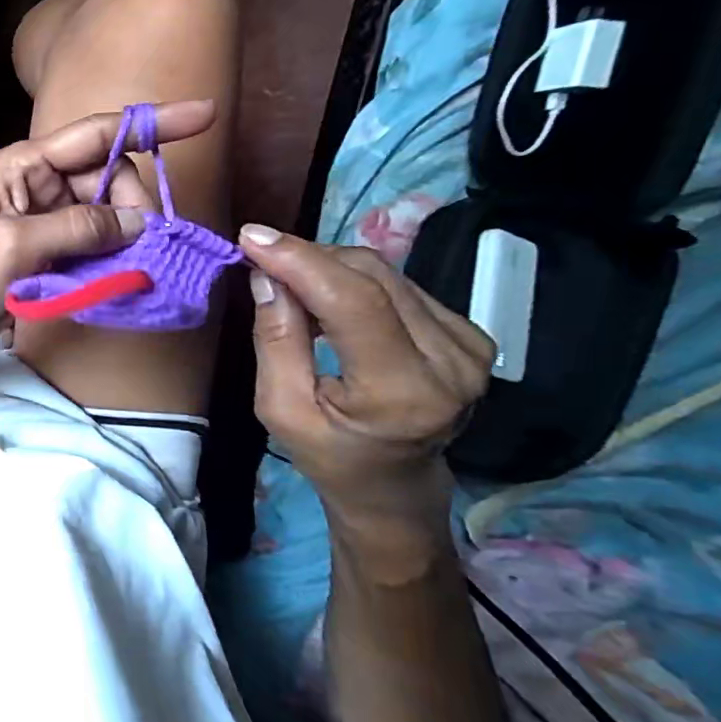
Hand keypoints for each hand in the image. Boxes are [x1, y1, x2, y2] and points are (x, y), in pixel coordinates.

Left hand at [0, 100, 217, 352]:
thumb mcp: (15, 245)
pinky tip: (123, 269)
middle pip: (109, 174)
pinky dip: (115, 251)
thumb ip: (78, 227)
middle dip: (133, 202)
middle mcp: (38, 182)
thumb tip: (137, 222)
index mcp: (23, 165)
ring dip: (128, 231)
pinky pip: (97, 238)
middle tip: (143, 242)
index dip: (149, 123)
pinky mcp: (52, 246)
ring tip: (134, 260)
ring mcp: (46, 215)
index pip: (95, 134)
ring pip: (108, 210)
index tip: (204, 114)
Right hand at [240, 226, 494, 521]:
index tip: (252, 237)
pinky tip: (325, 298)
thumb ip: (276, 340)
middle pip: (371, 278)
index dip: (301, 261)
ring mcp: (469, 346)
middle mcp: (451, 362)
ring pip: (385, 273)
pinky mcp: (468, 334)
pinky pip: (398, 285)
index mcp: (404, 392)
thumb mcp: (279, 407)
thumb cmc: (328, 454)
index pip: (354, 303)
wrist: (394, 484)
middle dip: (307, 258)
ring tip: (288, 281)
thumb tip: (266, 276)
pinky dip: (351, 280)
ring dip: (327, 266)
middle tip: (260, 257)